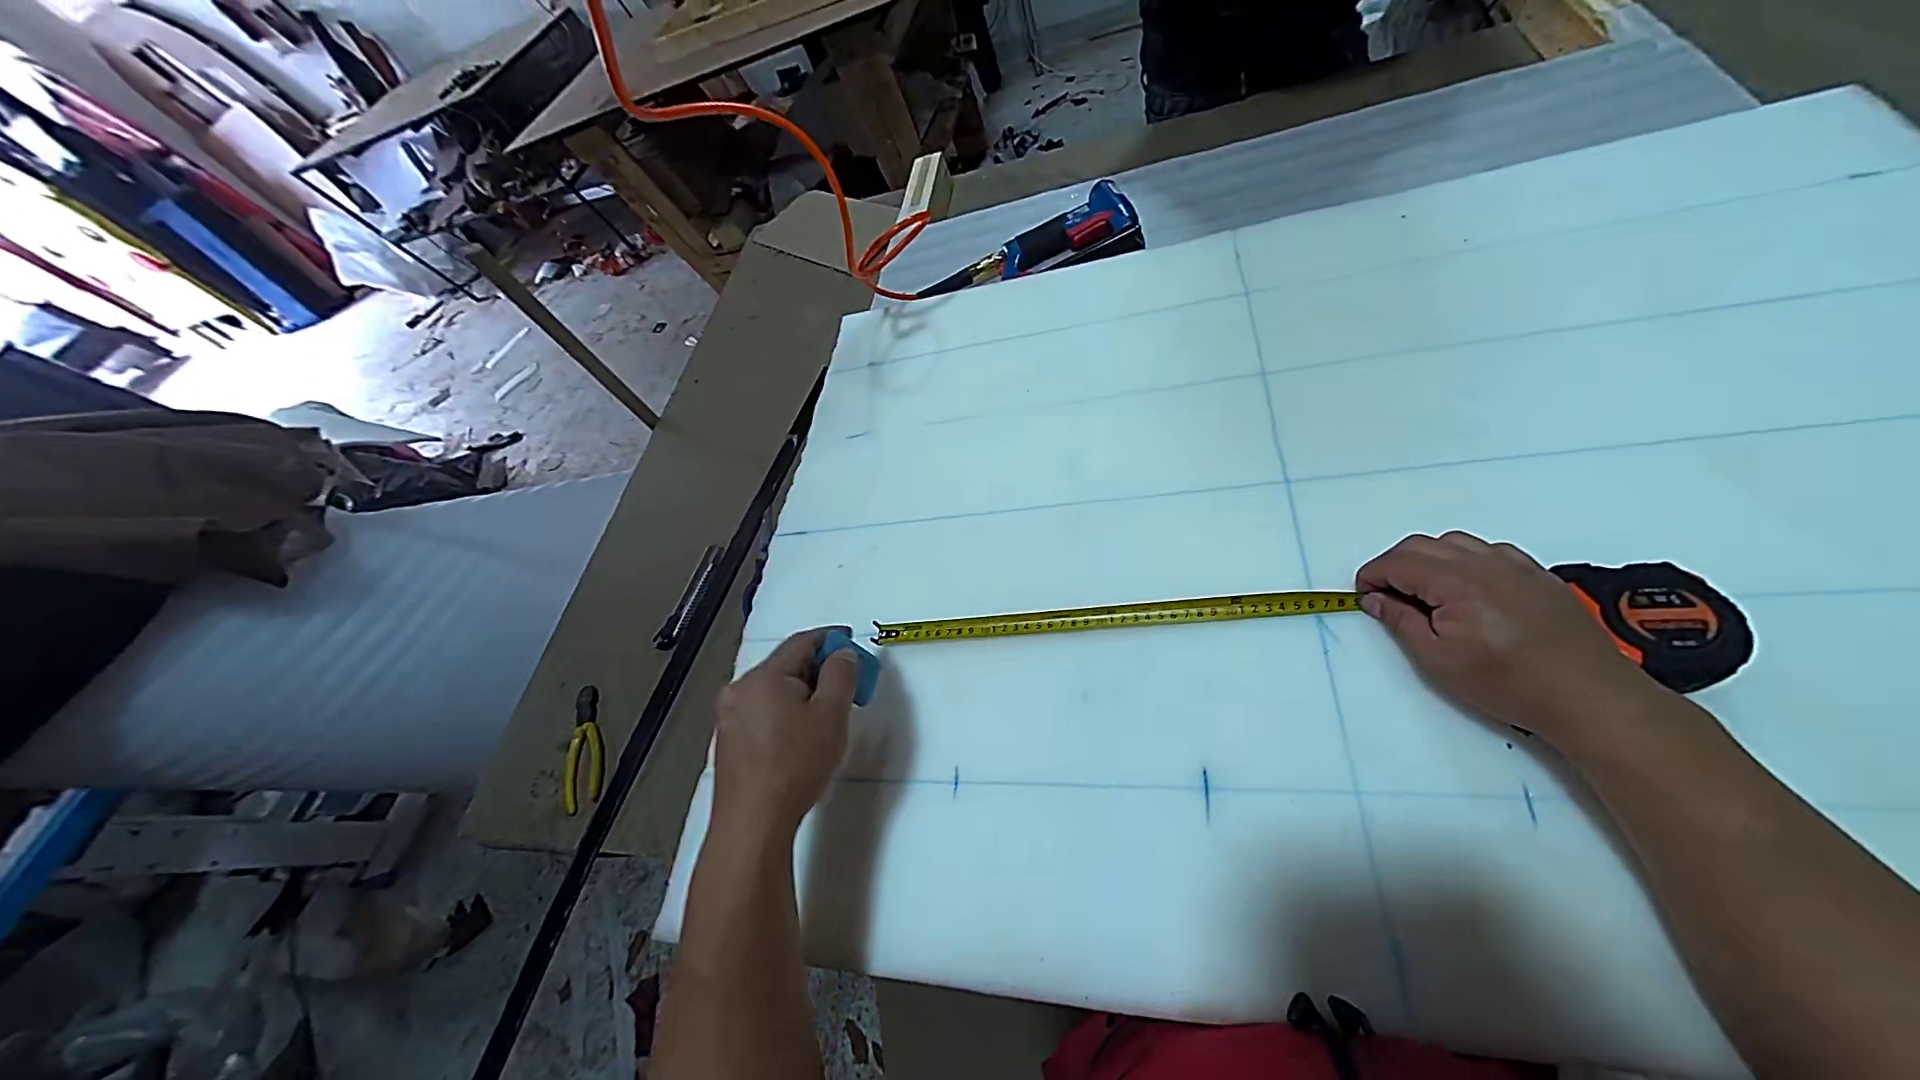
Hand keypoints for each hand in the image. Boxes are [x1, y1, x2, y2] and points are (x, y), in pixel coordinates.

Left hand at [712, 627, 859, 836]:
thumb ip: (841, 675)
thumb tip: (842, 654)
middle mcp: (740, 689)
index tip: (850, 641)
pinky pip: (762, 710)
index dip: (830, 638)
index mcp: (763, 677)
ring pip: (774, 689)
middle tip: (847, 682)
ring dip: (802, 691)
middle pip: (785, 664)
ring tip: (827, 712)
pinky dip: (785, 710)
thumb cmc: (795, 766)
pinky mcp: (729, 740)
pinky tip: (801, 733)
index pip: (802, 642)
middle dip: (818, 668)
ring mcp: (730, 716)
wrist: (753, 821)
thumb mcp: (832, 715)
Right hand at [1354, 532, 1673, 749]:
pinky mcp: (1538, 576)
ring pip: (1455, 543)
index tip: (1364, 596)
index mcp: (1458, 583)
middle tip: (1386, 596)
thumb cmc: (1512, 683)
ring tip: (1423, 593)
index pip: (1398, 562)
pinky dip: (1463, 561)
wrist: (1588, 696)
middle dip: (1394, 565)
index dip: (1372, 576)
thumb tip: (1377, 600)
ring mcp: (1516, 567)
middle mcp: (1487, 564)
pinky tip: (1464, 590)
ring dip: (1428, 559)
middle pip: (1423, 545)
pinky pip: (1489, 552)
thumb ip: (1401, 622)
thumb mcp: (1438, 659)